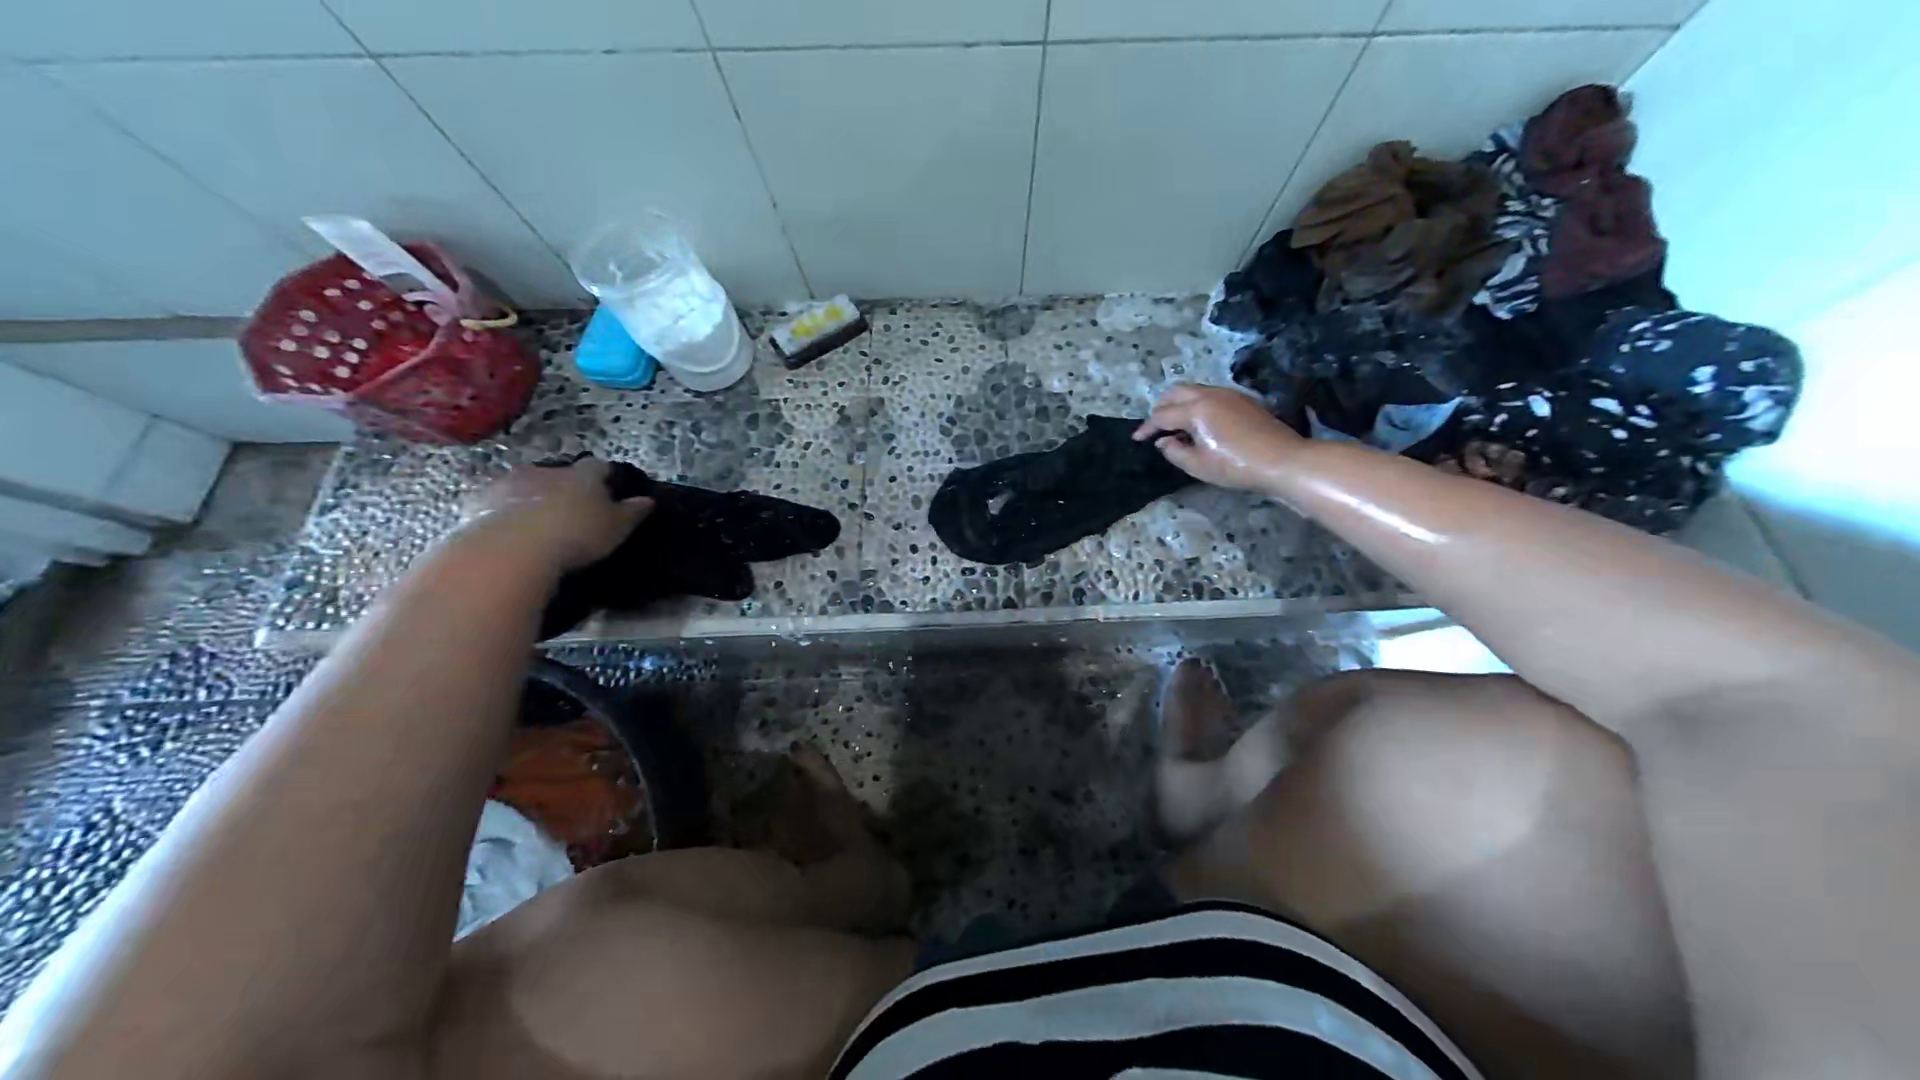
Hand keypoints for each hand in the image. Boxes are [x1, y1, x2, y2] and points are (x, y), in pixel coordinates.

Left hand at [450, 457, 651, 572]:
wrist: (512, 548)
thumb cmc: (576, 534)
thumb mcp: (616, 528)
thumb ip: (632, 512)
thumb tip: (647, 500)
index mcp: (583, 475)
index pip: (600, 467)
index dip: (606, 477)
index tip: (610, 490)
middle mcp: (547, 470)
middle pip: (560, 473)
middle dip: (565, 487)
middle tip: (572, 509)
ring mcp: (510, 482)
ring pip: (526, 485)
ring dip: (533, 497)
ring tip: (538, 522)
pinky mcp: (479, 501)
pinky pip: (497, 502)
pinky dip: (504, 512)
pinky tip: (510, 531)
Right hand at [1133, 384, 1305, 492]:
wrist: (1283, 460)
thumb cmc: (1235, 466)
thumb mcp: (1198, 466)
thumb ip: (1174, 451)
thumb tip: (1164, 441)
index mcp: (1195, 409)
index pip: (1162, 415)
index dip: (1147, 428)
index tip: (1137, 439)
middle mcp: (1210, 394)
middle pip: (1176, 392)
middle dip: (1161, 407)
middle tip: (1156, 426)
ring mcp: (1229, 394)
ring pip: (1194, 390)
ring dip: (1180, 403)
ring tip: (1177, 424)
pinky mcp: (1244, 400)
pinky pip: (1212, 394)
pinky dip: (1198, 404)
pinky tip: (1202, 423)